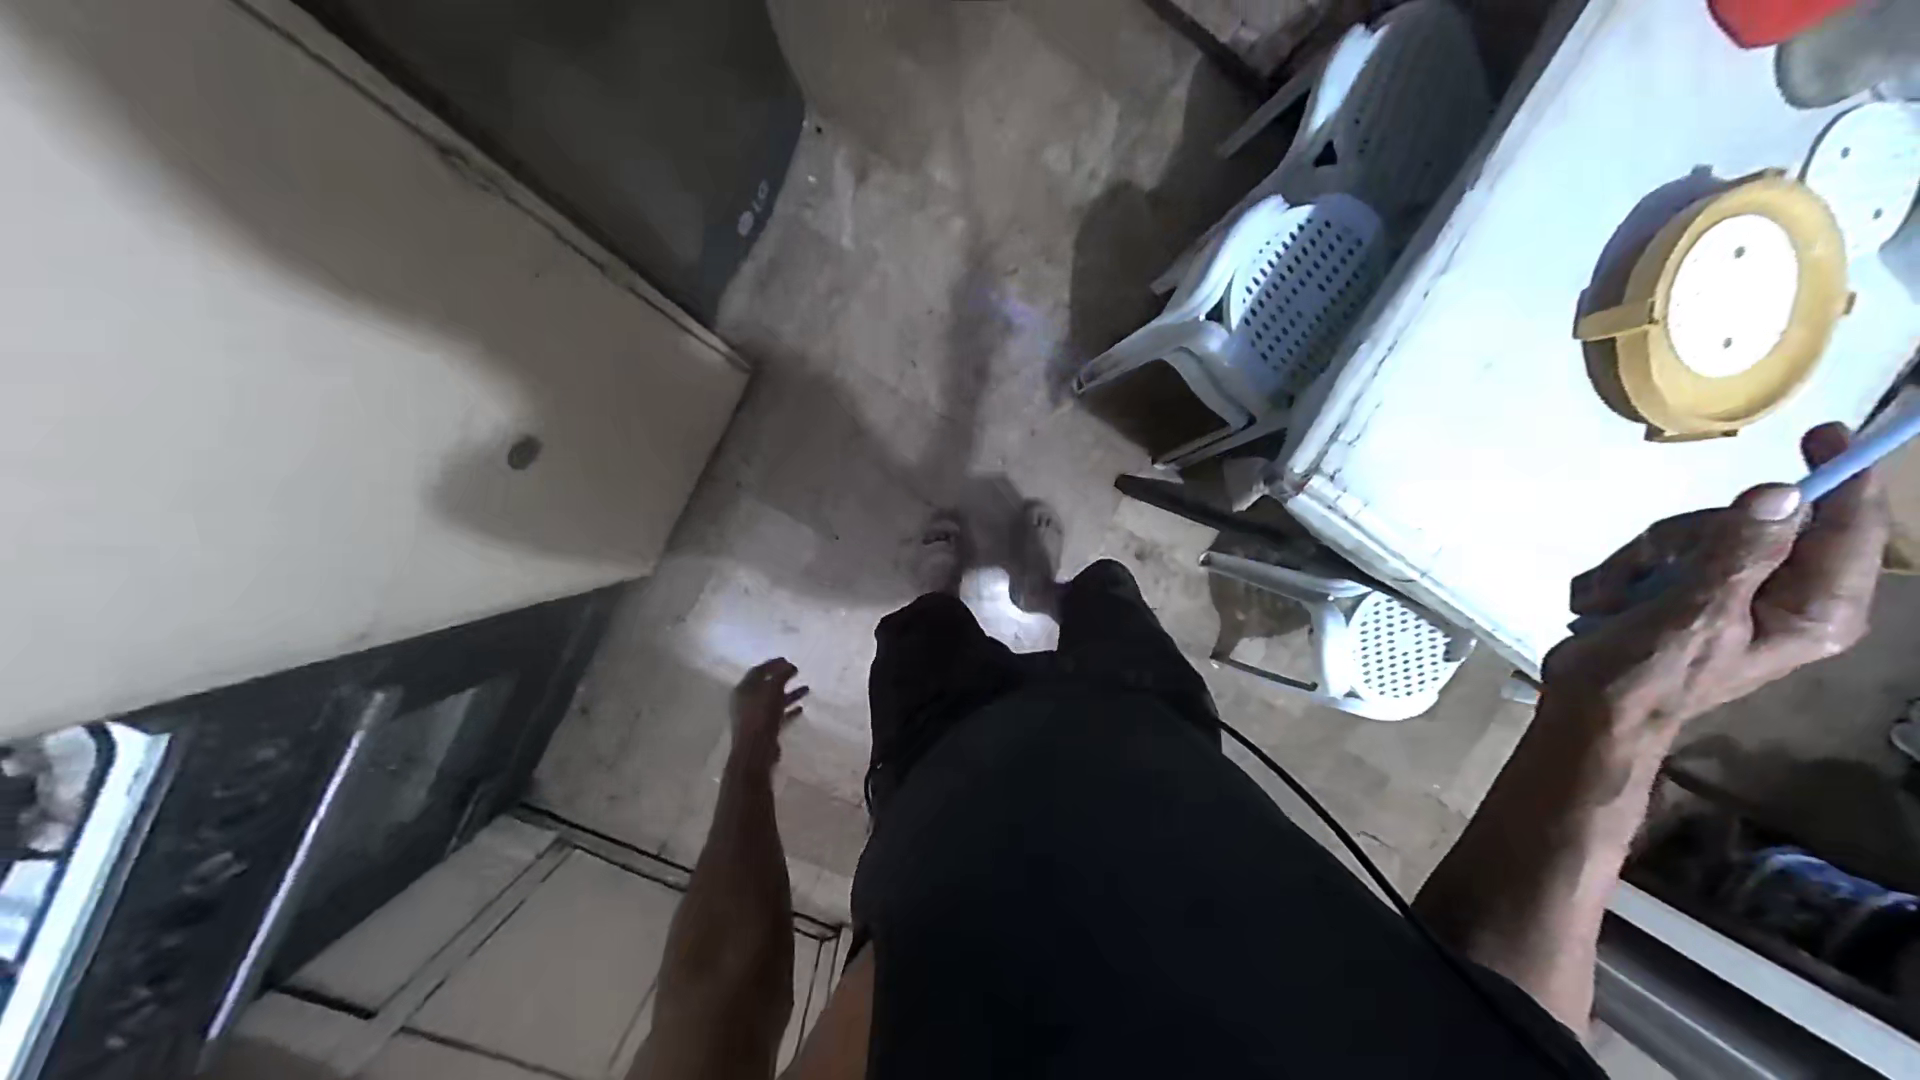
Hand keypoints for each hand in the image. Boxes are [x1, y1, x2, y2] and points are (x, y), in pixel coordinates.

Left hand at [729, 659, 808, 766]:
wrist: (756, 751)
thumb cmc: (762, 715)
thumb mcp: (773, 689)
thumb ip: (781, 675)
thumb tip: (788, 666)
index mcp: (743, 689)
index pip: (758, 670)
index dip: (772, 663)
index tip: (787, 659)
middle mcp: (746, 701)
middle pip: (765, 685)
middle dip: (781, 677)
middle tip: (796, 671)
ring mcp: (754, 716)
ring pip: (773, 700)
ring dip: (789, 693)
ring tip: (806, 688)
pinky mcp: (763, 730)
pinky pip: (778, 715)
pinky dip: (789, 710)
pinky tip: (801, 708)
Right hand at [1542, 423, 1888, 738]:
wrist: (1589, 710)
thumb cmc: (1647, 675)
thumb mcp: (1693, 615)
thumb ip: (1737, 555)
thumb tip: (1783, 493)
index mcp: (1812, 608)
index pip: (1845, 530)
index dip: (1841, 481)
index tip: (1827, 436)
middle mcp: (1779, 596)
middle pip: (1745, 526)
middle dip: (1681, 541)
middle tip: (1643, 569)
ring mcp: (1724, 594)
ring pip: (1688, 539)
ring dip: (1636, 563)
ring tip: (1609, 599)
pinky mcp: (1678, 595)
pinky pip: (1651, 557)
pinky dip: (1617, 575)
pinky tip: (1602, 604)